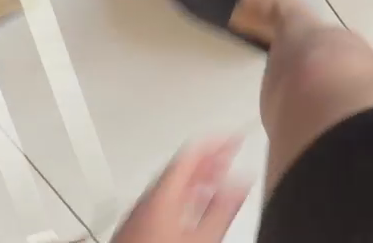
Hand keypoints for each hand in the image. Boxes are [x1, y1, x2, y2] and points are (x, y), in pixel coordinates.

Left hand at [112, 138, 249, 242]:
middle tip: (230, 157)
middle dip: (209, 161)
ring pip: (169, 187)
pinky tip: (192, 213)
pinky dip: (181, 199)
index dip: (217, 141)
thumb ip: (225, 206)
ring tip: (217, 184)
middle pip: (180, 168)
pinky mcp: (130, 234)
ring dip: (196, 181)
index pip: (191, 152)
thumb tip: (242, 181)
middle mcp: (144, 203)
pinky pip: (158, 205)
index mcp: (161, 195)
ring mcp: (134, 219)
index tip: (235, 138)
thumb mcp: (202, 236)